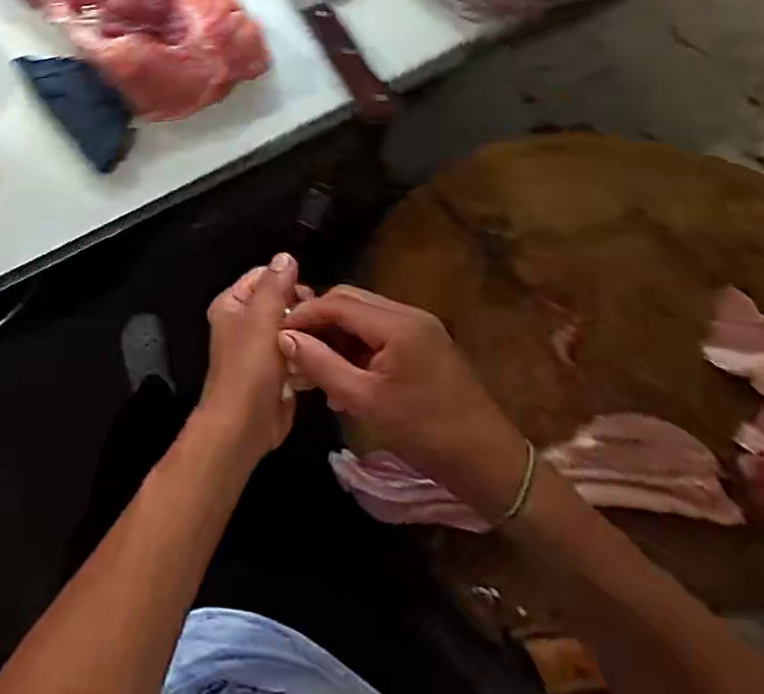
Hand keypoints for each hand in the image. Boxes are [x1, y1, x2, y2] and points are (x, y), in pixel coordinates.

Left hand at [198, 254, 310, 462]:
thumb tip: (285, 257)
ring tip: (326, 343)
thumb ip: (274, 286)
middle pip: (282, 303)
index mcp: (231, 304)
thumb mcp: (262, 318)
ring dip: (310, 335)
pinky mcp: (277, 372)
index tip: (309, 295)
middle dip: (303, 310)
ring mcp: (260, 348)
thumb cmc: (249, 366)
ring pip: (294, 329)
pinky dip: (309, 358)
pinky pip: (298, 355)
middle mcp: (243, 323)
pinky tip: (323, 363)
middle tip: (318, 323)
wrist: (245, 423)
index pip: (263, 277)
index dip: (287, 282)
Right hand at [279, 287, 529, 517]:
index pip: (336, 303)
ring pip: (361, 316)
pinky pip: (378, 332)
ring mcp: (419, 328)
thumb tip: (284, 337)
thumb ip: (321, 364)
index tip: (275, 333)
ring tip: (311, 362)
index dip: (302, 314)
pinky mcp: (423, 344)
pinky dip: (354, 346)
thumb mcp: (364, 400)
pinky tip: (340, 373)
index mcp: (397, 325)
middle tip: (290, 345)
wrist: (488, 462)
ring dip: (334, 333)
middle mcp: (409, 315)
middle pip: (348, 301)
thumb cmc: (424, 431)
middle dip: (317, 320)